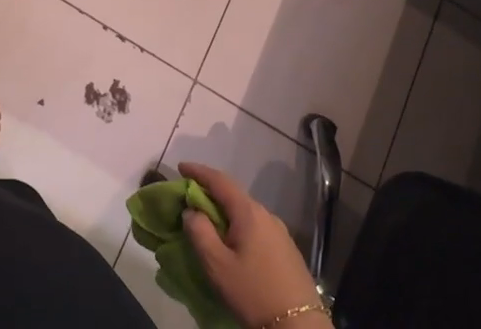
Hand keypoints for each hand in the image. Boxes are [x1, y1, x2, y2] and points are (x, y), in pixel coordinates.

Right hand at [179, 162, 329, 328]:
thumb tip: (192, 211)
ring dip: (225, 212)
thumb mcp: (216, 264)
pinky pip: (256, 228)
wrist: (300, 327)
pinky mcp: (287, 250)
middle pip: (234, 195)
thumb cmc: (253, 291)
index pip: (220, 180)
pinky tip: (232, 242)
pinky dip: (238, 226)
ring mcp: (281, 233)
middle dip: (210, 193)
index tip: (180, 167)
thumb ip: (199, 231)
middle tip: (189, 199)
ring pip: (246, 213)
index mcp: (249, 213)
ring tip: (208, 222)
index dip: (198, 171)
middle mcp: (267, 216)